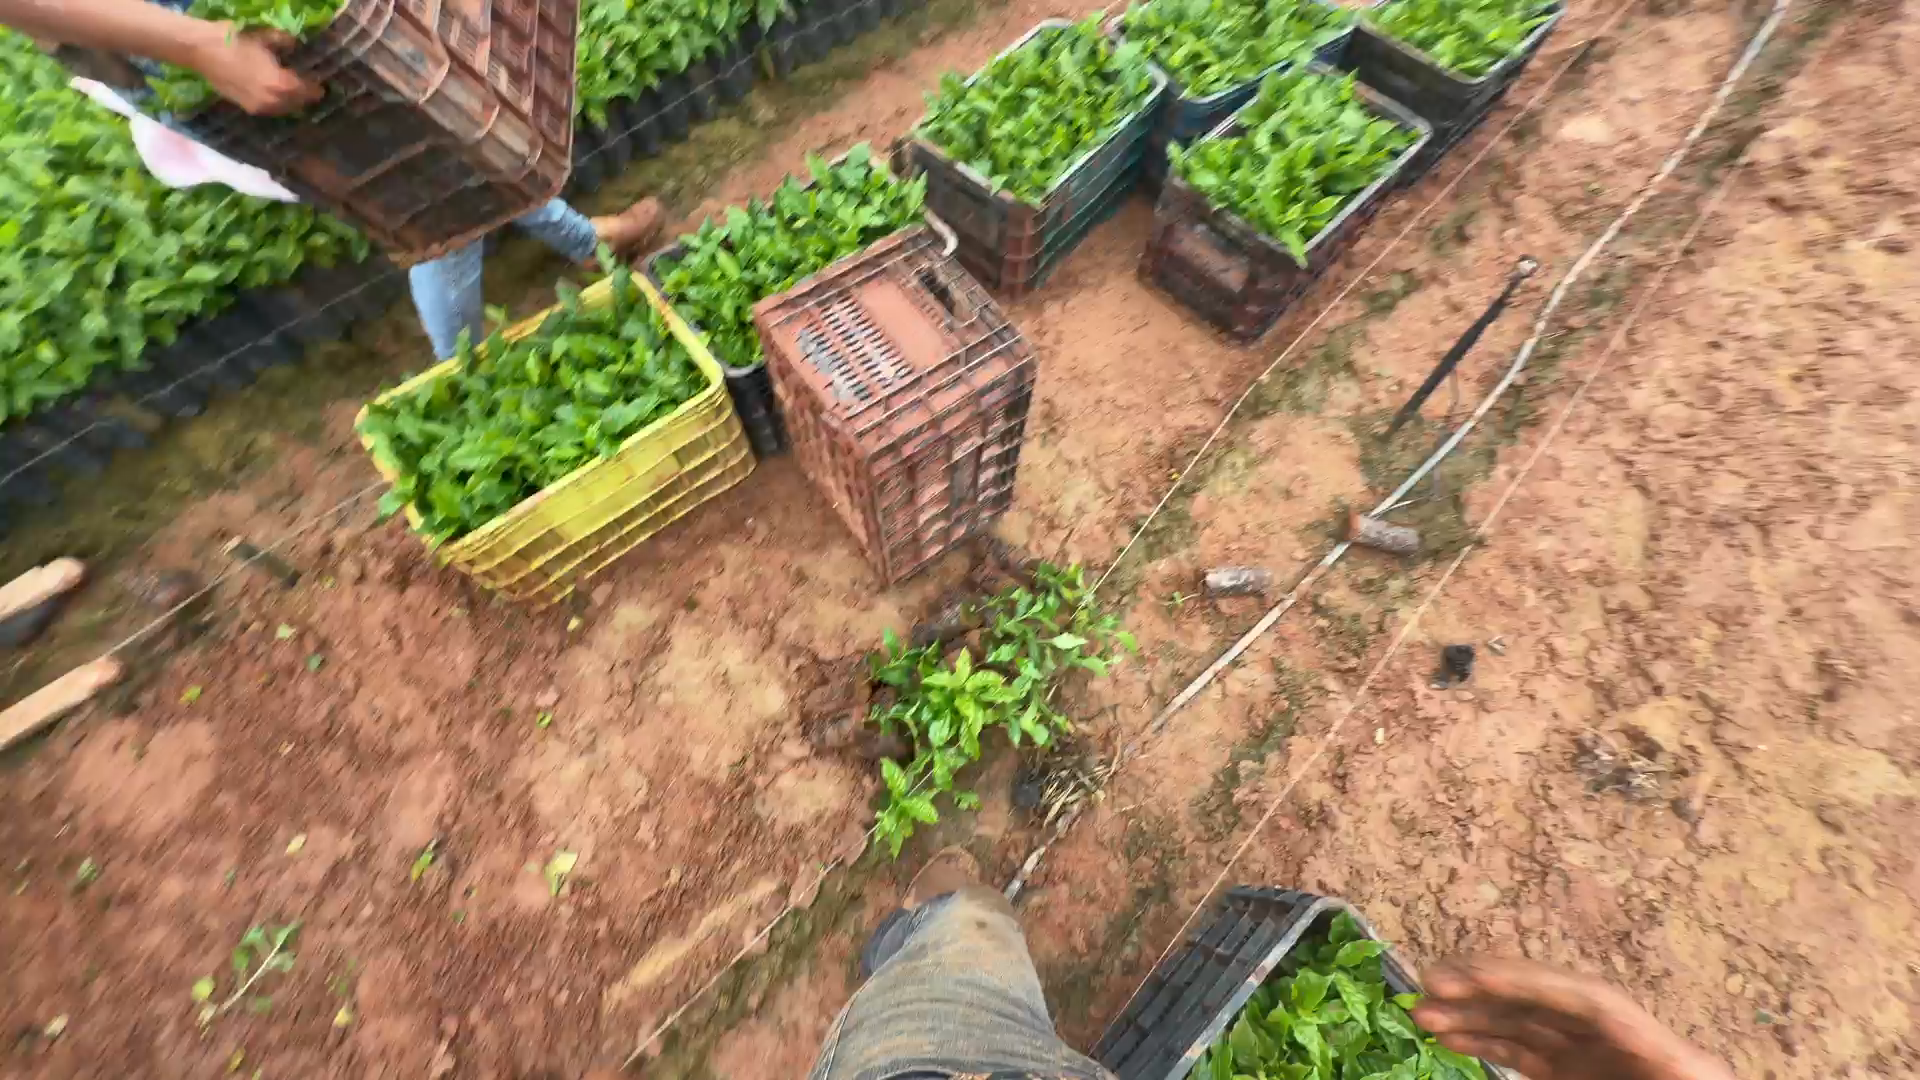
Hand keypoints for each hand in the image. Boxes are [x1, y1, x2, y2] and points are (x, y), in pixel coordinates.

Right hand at [189, 24, 320, 114]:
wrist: (197, 48)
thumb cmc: (232, 41)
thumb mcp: (262, 38)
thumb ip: (282, 41)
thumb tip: (296, 41)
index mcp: (284, 84)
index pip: (311, 92)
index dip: (316, 87)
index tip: (319, 83)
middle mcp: (277, 100)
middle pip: (300, 102)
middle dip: (303, 95)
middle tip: (305, 88)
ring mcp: (264, 107)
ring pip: (287, 108)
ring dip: (290, 101)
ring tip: (289, 91)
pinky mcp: (250, 109)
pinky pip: (271, 109)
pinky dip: (275, 103)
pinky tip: (272, 94)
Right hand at [1412, 958, 1736, 1079]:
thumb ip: (1575, 1070)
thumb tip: (1532, 1054)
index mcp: (1670, 1058)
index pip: (1591, 1000)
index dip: (1528, 982)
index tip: (1470, 977)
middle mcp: (1627, 1045)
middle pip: (1549, 1001)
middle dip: (1484, 990)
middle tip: (1428, 984)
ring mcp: (1598, 1059)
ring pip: (1527, 1024)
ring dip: (1471, 1016)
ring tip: (1422, 1015)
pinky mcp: (1576, 1076)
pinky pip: (1526, 1050)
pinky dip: (1486, 1041)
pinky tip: (1449, 1038)